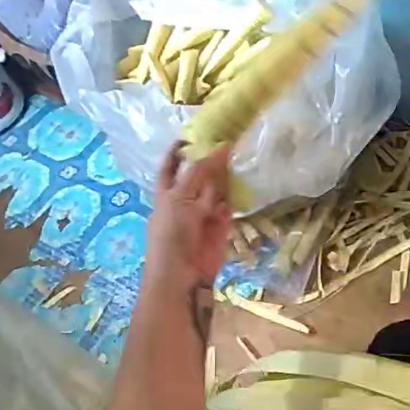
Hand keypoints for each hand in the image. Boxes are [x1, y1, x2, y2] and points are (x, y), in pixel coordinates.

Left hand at [145, 143, 232, 292]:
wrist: (182, 275)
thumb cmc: (172, 234)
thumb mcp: (181, 198)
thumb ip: (201, 173)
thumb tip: (221, 148)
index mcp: (167, 193)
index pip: (173, 166)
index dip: (179, 151)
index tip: (192, 135)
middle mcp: (185, 201)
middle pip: (199, 175)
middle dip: (210, 161)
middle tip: (227, 139)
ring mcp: (204, 214)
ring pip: (217, 189)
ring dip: (225, 176)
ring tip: (240, 153)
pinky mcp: (221, 226)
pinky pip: (229, 206)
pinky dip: (233, 196)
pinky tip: (242, 179)